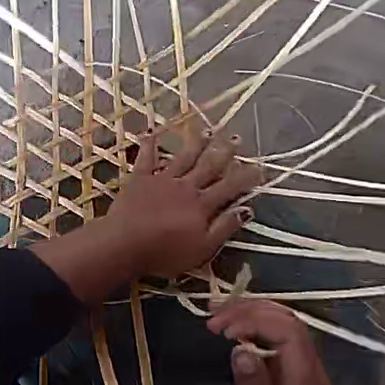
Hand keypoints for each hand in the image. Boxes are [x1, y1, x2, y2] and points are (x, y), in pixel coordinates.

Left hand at [100, 122, 261, 278]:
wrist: (124, 244)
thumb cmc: (165, 253)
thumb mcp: (202, 248)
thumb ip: (225, 227)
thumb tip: (247, 209)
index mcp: (202, 205)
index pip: (230, 187)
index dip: (246, 177)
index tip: (260, 167)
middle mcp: (185, 186)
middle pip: (209, 166)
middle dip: (224, 152)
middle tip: (236, 138)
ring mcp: (161, 179)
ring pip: (183, 157)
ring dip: (196, 144)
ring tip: (207, 131)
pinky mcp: (139, 179)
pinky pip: (146, 158)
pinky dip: (150, 144)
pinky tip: (151, 131)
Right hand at [207, 299, 337, 384]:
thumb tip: (241, 349)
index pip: (288, 331)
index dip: (254, 320)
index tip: (220, 331)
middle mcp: (314, 372)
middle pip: (289, 320)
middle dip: (249, 310)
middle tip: (211, 317)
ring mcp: (310, 371)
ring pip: (287, 323)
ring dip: (252, 312)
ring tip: (216, 314)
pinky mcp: (301, 375)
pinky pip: (282, 336)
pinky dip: (257, 324)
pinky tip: (234, 328)